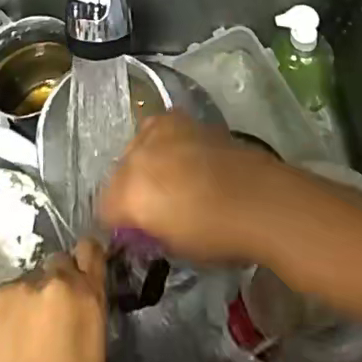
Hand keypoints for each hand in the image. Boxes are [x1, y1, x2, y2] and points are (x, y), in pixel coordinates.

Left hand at [0, 239, 107, 361]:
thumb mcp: (89, 349)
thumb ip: (84, 311)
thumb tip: (77, 303)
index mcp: (83, 294)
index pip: (90, 251)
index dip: (85, 257)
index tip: (81, 264)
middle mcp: (46, 282)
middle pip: (51, 266)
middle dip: (50, 285)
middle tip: (46, 318)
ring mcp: (8, 295)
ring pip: (18, 287)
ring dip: (20, 305)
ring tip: (16, 341)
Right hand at [98, 113, 288, 264]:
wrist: (258, 197)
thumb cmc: (214, 234)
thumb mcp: (170, 243)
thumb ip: (146, 227)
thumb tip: (142, 221)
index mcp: (128, 191)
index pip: (104, 208)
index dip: (119, 222)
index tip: (133, 230)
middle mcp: (136, 155)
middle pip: (118, 172)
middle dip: (129, 189)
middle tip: (152, 207)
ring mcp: (159, 131)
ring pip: (136, 147)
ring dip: (145, 162)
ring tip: (168, 178)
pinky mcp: (181, 118)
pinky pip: (160, 130)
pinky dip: (164, 143)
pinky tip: (182, 156)